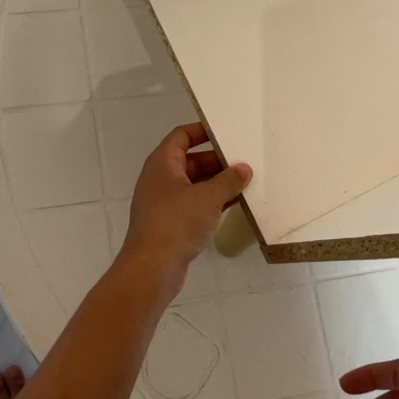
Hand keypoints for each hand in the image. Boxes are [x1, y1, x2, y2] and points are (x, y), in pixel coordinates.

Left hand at [118, 123, 251, 294]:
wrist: (152, 267)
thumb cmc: (176, 222)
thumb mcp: (207, 197)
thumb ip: (228, 181)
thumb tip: (244, 169)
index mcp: (162, 162)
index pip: (182, 136)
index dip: (202, 131)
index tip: (226, 131)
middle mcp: (160, 178)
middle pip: (190, 160)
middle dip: (216, 161)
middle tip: (244, 161)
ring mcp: (164, 202)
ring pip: (194, 184)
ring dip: (217, 184)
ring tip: (246, 182)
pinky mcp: (170, 224)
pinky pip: (194, 204)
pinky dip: (212, 202)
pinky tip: (234, 205)